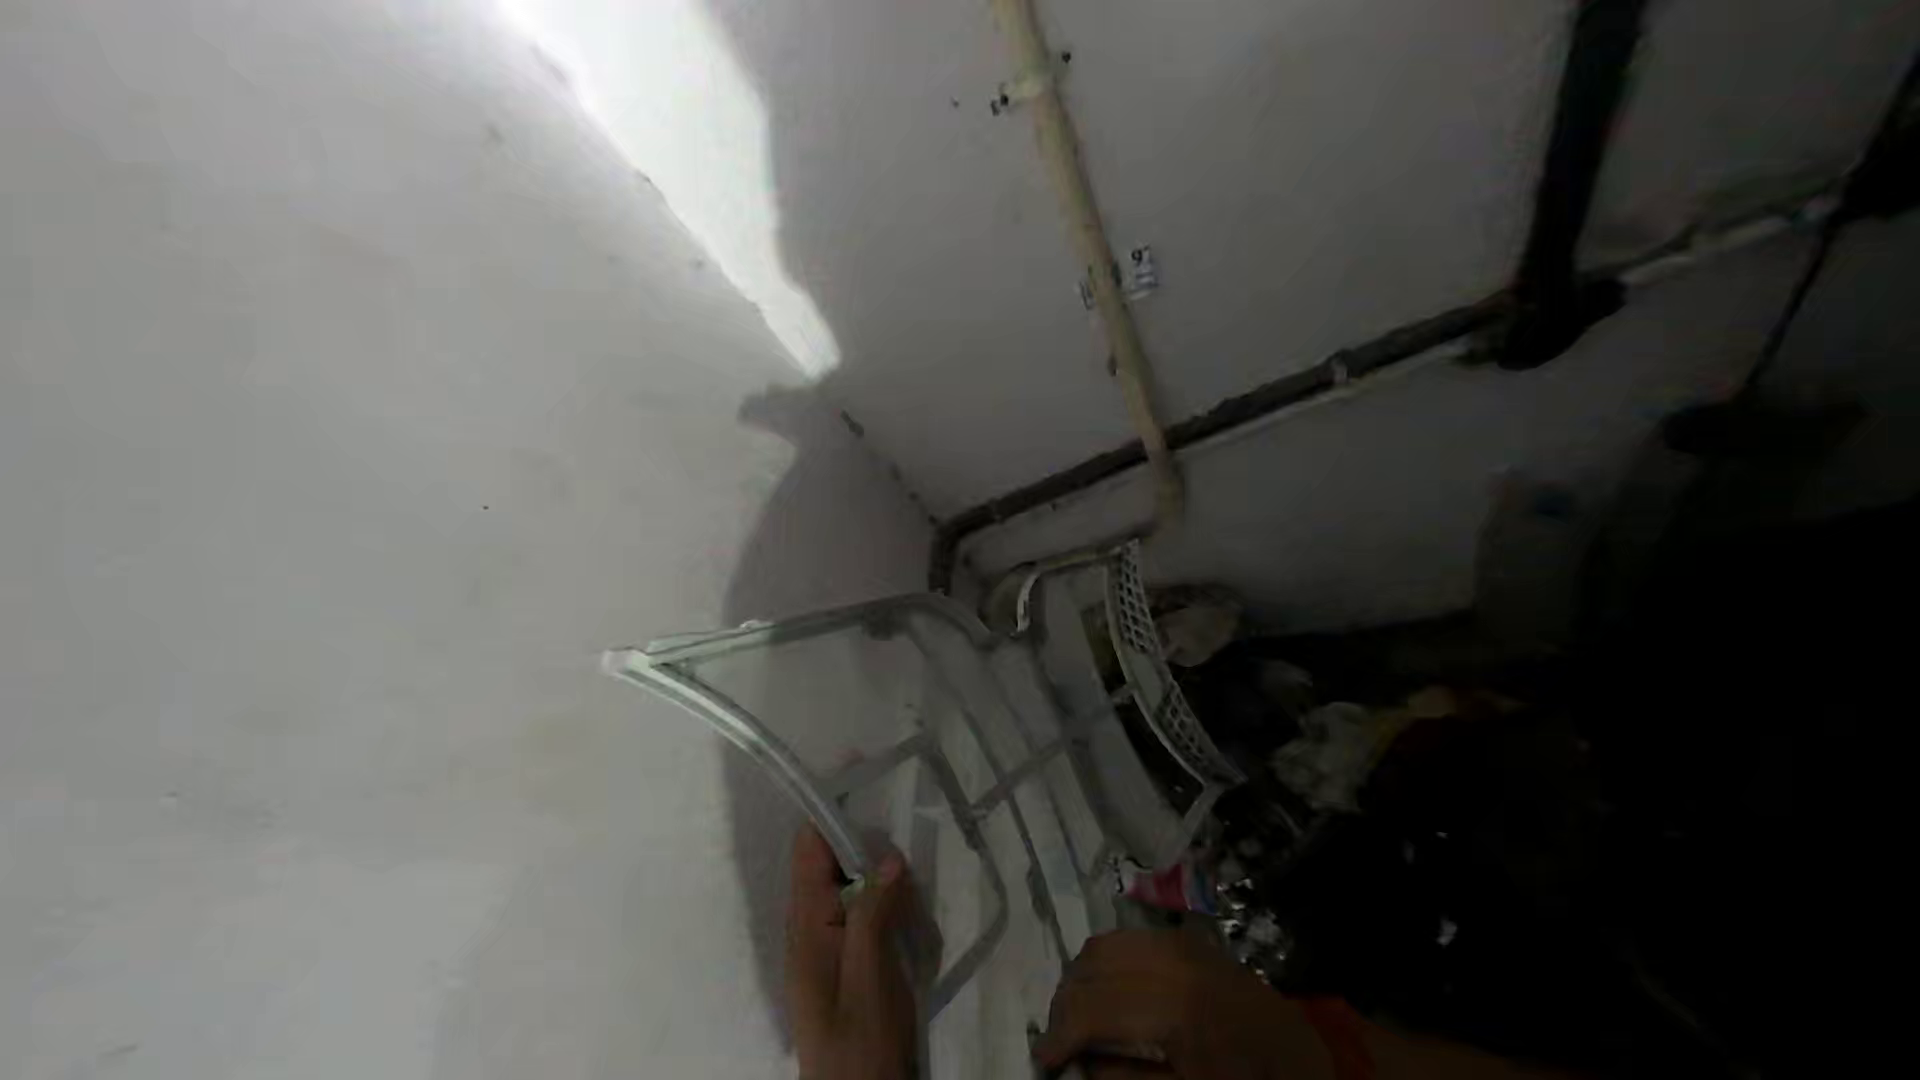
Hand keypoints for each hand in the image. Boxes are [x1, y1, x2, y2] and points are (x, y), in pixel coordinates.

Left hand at [786, 825, 915, 1079]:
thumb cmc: (861, 1042)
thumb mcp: (869, 976)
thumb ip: (873, 912)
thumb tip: (889, 856)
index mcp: (806, 925)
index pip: (808, 850)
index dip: (832, 817)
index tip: (871, 791)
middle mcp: (809, 927)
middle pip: (830, 863)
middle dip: (868, 851)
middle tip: (907, 855)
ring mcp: (826, 944)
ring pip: (850, 886)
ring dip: (882, 882)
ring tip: (913, 891)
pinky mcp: (844, 959)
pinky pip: (861, 913)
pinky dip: (885, 906)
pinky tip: (908, 918)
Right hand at [1034, 928, 1334, 1079]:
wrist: (1310, 1063)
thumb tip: (1077, 1066)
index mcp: (1174, 1007)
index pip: (1093, 1008)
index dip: (1060, 1033)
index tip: (1043, 1058)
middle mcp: (1170, 959)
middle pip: (1092, 966)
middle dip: (1065, 1003)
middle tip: (1056, 1039)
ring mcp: (1178, 941)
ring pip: (1104, 944)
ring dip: (1081, 978)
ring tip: (1075, 1015)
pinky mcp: (1185, 938)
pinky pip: (1127, 939)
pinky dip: (1105, 962)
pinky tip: (1105, 991)